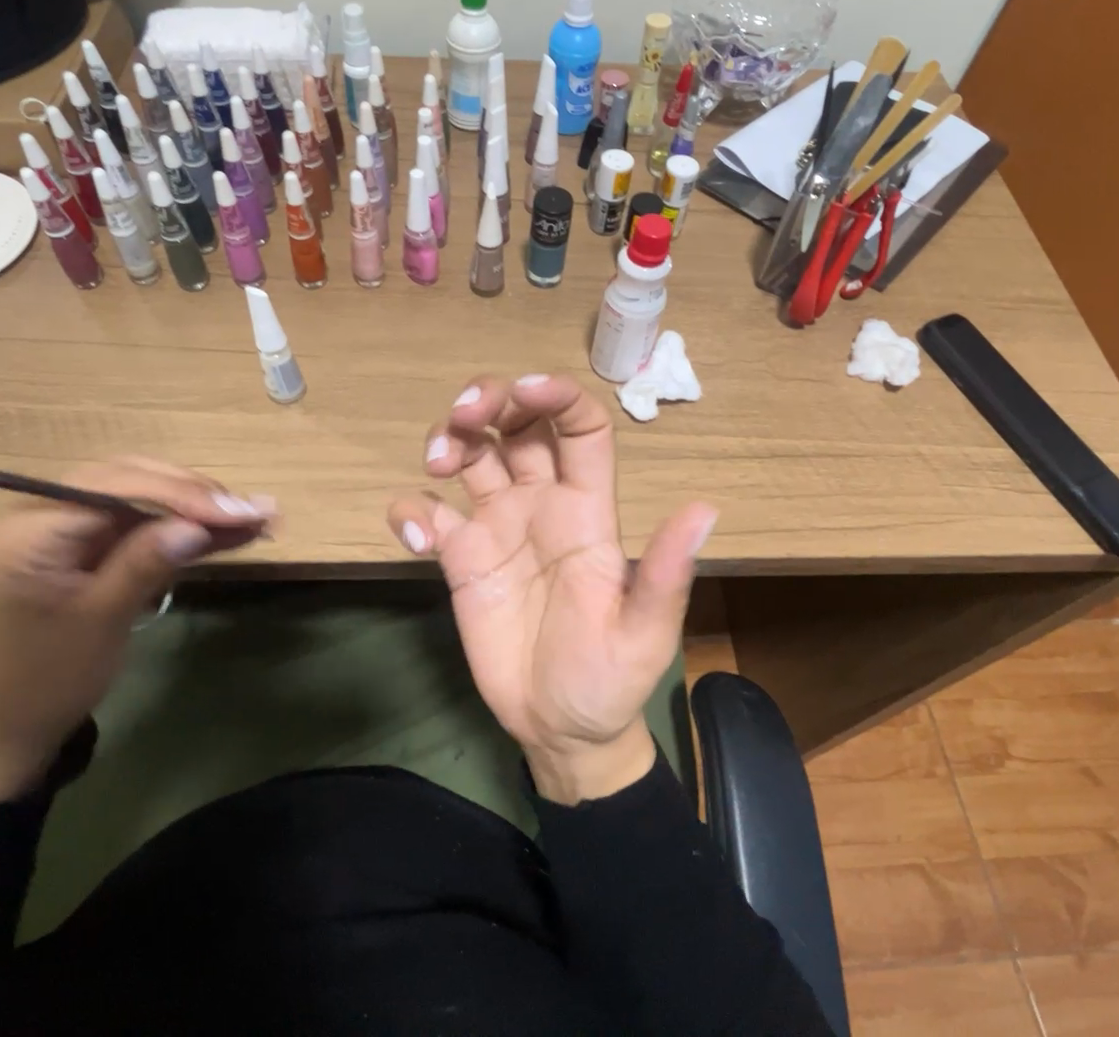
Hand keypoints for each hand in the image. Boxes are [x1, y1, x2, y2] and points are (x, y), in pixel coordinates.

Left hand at [0, 459, 274, 801]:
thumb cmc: (44, 682)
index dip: (183, 495)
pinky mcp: (78, 552)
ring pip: (137, 501)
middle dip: (194, 496)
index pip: (116, 487)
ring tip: (251, 519)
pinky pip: (132, 528)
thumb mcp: (100, 622)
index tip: (239, 512)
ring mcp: (60, 533)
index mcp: (30, 530)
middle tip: (253, 512)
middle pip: (128, 482)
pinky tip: (221, 534)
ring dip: (193, 510)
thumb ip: (145, 564)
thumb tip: (199, 524)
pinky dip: (176, 531)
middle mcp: (39, 515)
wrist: (1, 733)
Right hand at [387, 375, 716, 803]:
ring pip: (471, 455)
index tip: (521, 390)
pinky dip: (413, 510)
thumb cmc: (611, 680)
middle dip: (491, 401)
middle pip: (517, 426)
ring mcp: (498, 529)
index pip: (579, 429)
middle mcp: (542, 506)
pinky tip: (417, 537)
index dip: (555, 397)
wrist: (560, 728)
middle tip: (462, 414)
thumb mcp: (644, 634)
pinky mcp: (460, 560)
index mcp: (588, 511)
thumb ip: (664, 574)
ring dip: (449, 440)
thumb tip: (705, 510)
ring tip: (437, 463)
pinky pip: (430, 515)